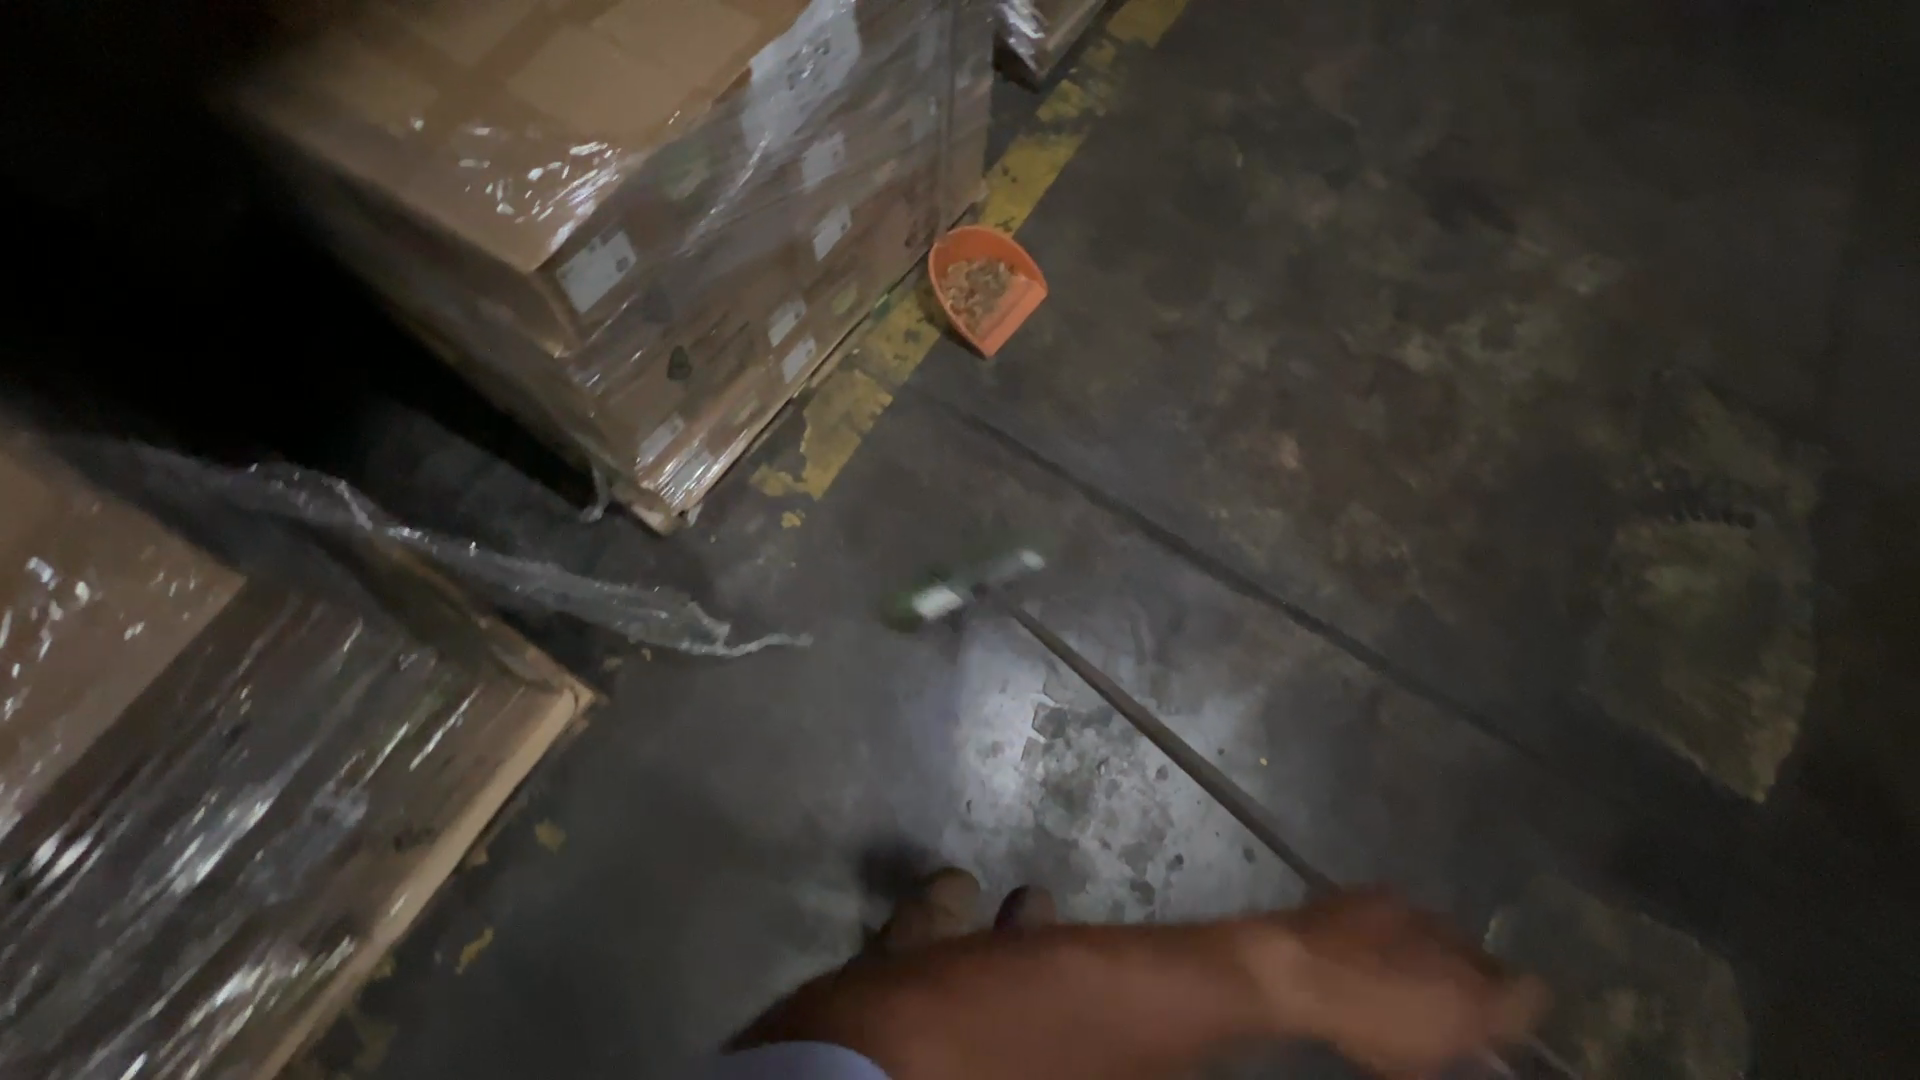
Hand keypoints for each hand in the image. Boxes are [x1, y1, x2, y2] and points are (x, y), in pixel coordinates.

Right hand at [1244, 888, 1549, 1078]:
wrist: (1290, 976)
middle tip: (1453, 959)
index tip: (1496, 953)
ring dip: (1447, 1007)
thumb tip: (1464, 944)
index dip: (1516, 971)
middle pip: (1493, 1018)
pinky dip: (1414, 1018)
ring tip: (1416, 974)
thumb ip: (1441, 930)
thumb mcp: (1398, 908)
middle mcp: (1463, 1043)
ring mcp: (1427, 1061)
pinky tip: (1385, 993)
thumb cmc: (1348, 935)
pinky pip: (1421, 1040)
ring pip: (1456, 1033)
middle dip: (1478, 990)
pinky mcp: (1390, 1066)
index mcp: (1476, 1004)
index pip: (1530, 996)